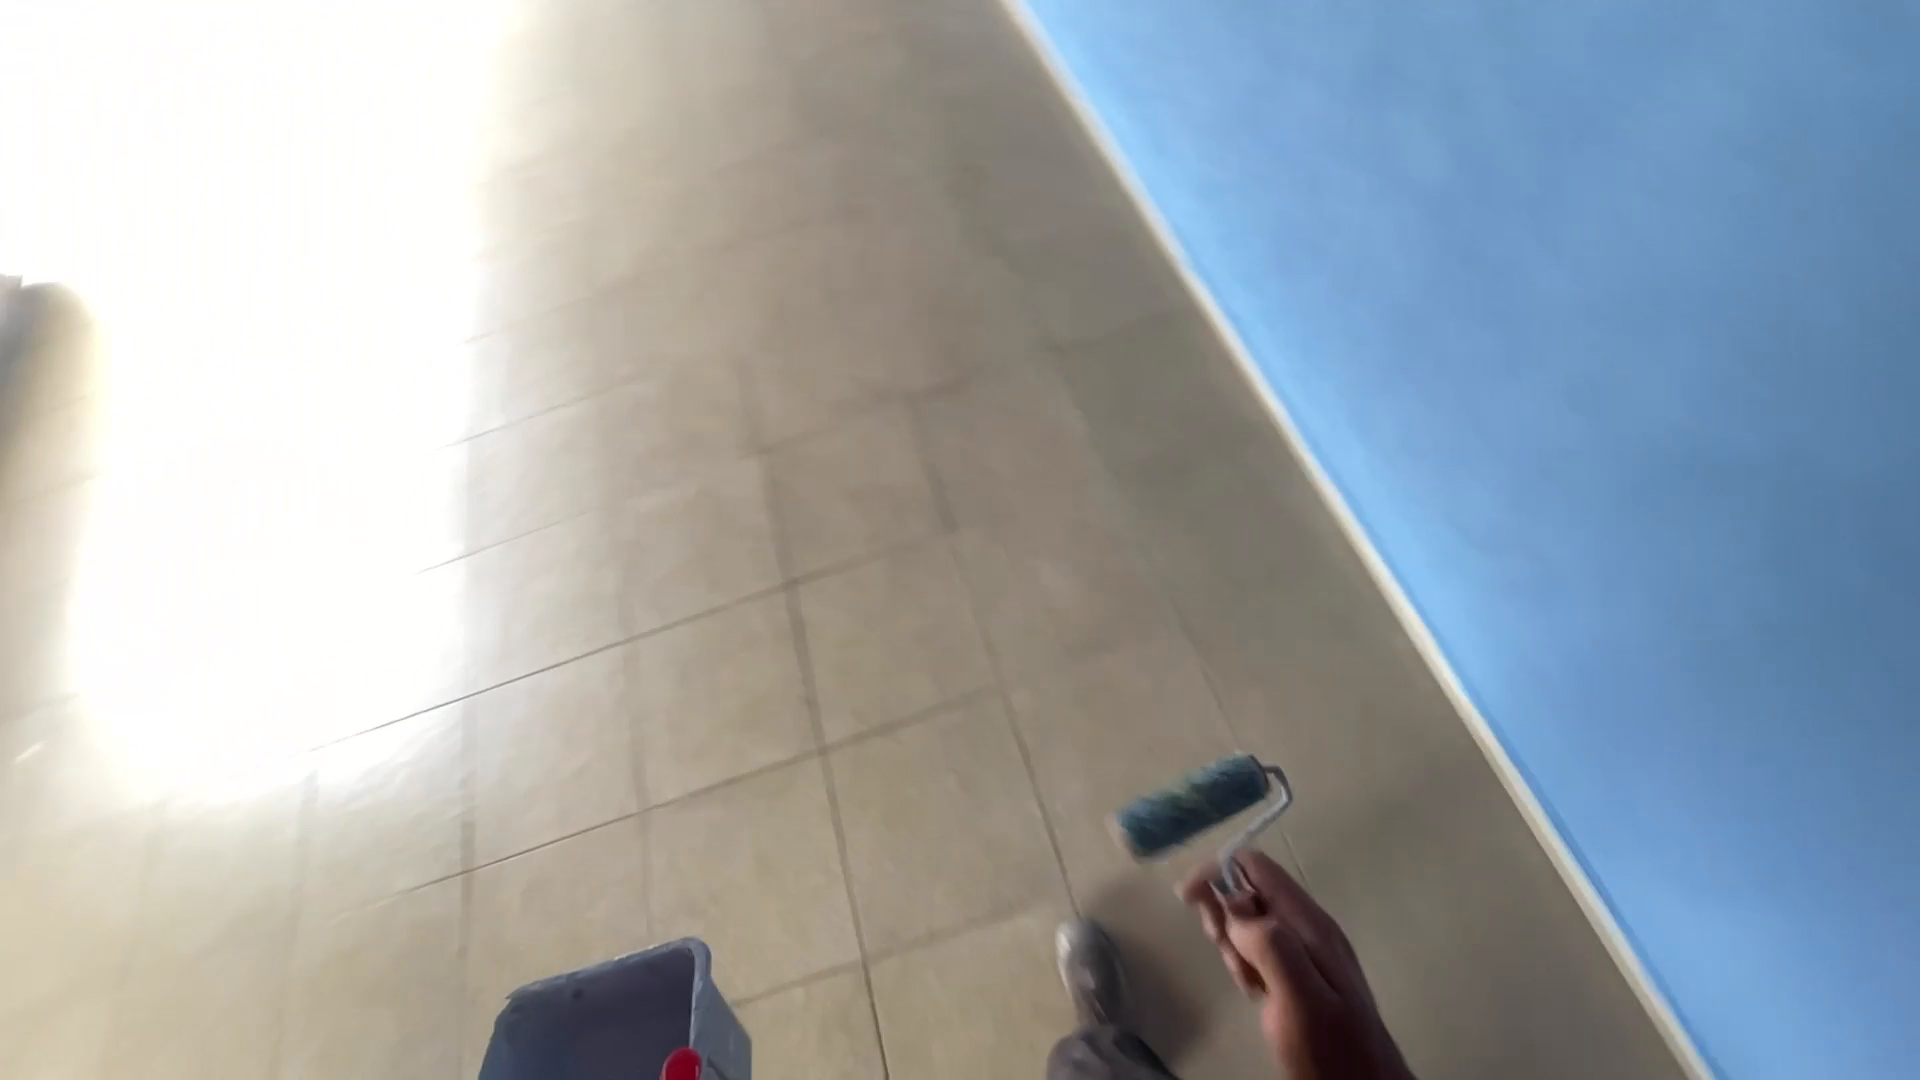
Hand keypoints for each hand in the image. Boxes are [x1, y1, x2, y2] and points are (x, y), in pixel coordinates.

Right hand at [1180, 852, 1414, 1079]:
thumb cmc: (1333, 1052)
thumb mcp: (1301, 999)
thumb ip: (1270, 945)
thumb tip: (1233, 906)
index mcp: (1309, 923)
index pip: (1255, 865)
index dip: (1217, 872)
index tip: (1189, 899)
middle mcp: (1306, 928)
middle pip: (1247, 889)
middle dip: (1223, 913)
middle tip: (1226, 952)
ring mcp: (1302, 952)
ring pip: (1248, 920)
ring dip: (1232, 941)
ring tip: (1246, 981)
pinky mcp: (1296, 975)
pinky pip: (1256, 948)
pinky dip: (1242, 960)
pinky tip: (1252, 989)